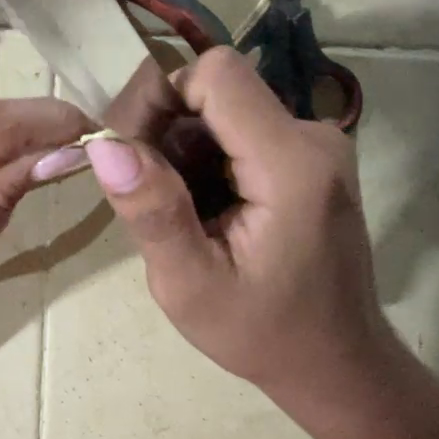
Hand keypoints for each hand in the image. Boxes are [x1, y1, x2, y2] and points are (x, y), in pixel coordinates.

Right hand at [80, 47, 401, 395]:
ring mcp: (313, 146)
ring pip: (218, 114)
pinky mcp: (306, 160)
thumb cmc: (261, 332)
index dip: (160, 99)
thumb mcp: (189, 284)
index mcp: (290, 162)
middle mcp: (312, 137)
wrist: (335, 363)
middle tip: (146, 201)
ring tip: (178, 219)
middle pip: (213, 92)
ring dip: (179, 155)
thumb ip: (151, 210)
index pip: (215, 75)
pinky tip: (202, 216)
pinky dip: (202, 166)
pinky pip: (235, 135)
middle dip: (163, 134)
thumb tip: (104, 143)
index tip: (132, 155)